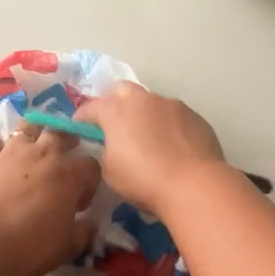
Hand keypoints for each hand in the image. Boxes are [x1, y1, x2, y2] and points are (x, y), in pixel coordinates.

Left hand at [0, 126, 100, 275]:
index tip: (82, 202)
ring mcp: (15, 152)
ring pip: (28, 127)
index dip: (91, 183)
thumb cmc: (33, 244)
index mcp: (70, 175)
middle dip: (69, 141)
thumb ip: (83, 232)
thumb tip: (90, 225)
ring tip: (38, 136)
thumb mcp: (68, 246)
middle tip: (68, 152)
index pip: (91, 167)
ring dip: (36, 129)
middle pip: (62, 135)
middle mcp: (45, 154)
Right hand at [75, 81, 226, 216]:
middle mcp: (142, 99)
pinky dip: (169, 126)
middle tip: (117, 127)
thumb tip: (113, 146)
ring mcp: (171, 104)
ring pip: (152, 103)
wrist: (193, 184)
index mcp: (115, 110)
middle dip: (115, 104)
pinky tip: (174, 147)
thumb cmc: (143, 179)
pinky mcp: (194, 115)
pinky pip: (174, 116)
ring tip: (151, 140)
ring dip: (145, 115)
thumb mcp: (110, 172)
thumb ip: (106, 151)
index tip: (80, 128)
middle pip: (122, 91)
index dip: (82, 118)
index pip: (90, 107)